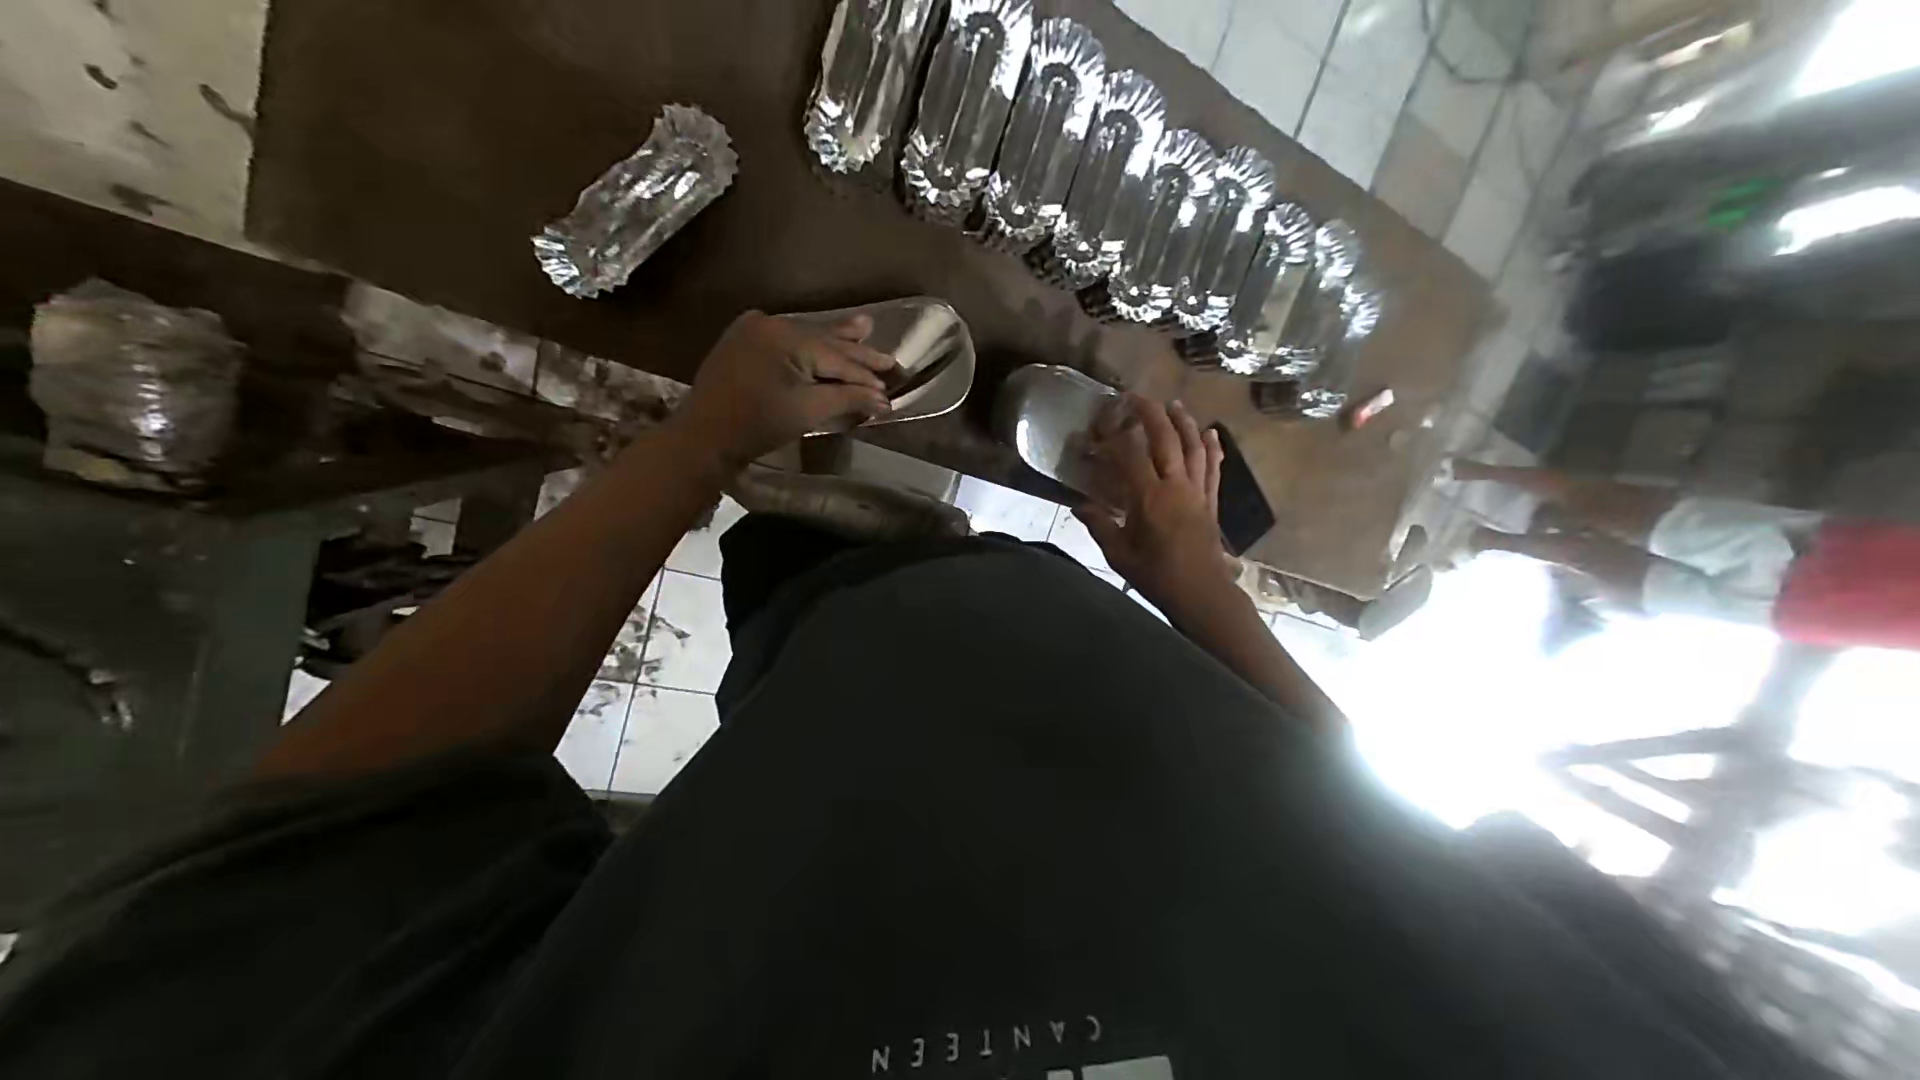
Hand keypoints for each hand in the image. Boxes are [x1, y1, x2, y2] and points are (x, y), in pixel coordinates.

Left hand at [672, 311, 897, 468]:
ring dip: (835, 341)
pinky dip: (807, 345)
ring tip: (865, 327)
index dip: (865, 375)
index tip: (891, 386)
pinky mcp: (742, 340)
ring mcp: (753, 329)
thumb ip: (848, 398)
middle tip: (889, 358)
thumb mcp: (808, 411)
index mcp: (786, 337)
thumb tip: (883, 400)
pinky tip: (824, 336)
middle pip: (824, 340)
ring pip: (805, 337)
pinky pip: (785, 339)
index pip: (837, 356)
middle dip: (856, 352)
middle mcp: (770, 323)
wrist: (703, 437)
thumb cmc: (758, 426)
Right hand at [1075, 395, 1231, 612]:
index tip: (1100, 433)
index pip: (1131, 456)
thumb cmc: (1156, 575)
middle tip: (1137, 397)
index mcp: (1149, 498)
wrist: (1200, 593)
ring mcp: (1197, 492)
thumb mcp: (1118, 554)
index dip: (1116, 439)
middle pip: (1166, 440)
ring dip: (1184, 423)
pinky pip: (1213, 469)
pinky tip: (1210, 433)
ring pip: (1193, 448)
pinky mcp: (1210, 502)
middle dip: (1152, 414)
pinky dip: (1212, 449)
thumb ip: (1100, 525)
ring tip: (1173, 404)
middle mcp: (1176, 487)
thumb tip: (1079, 507)